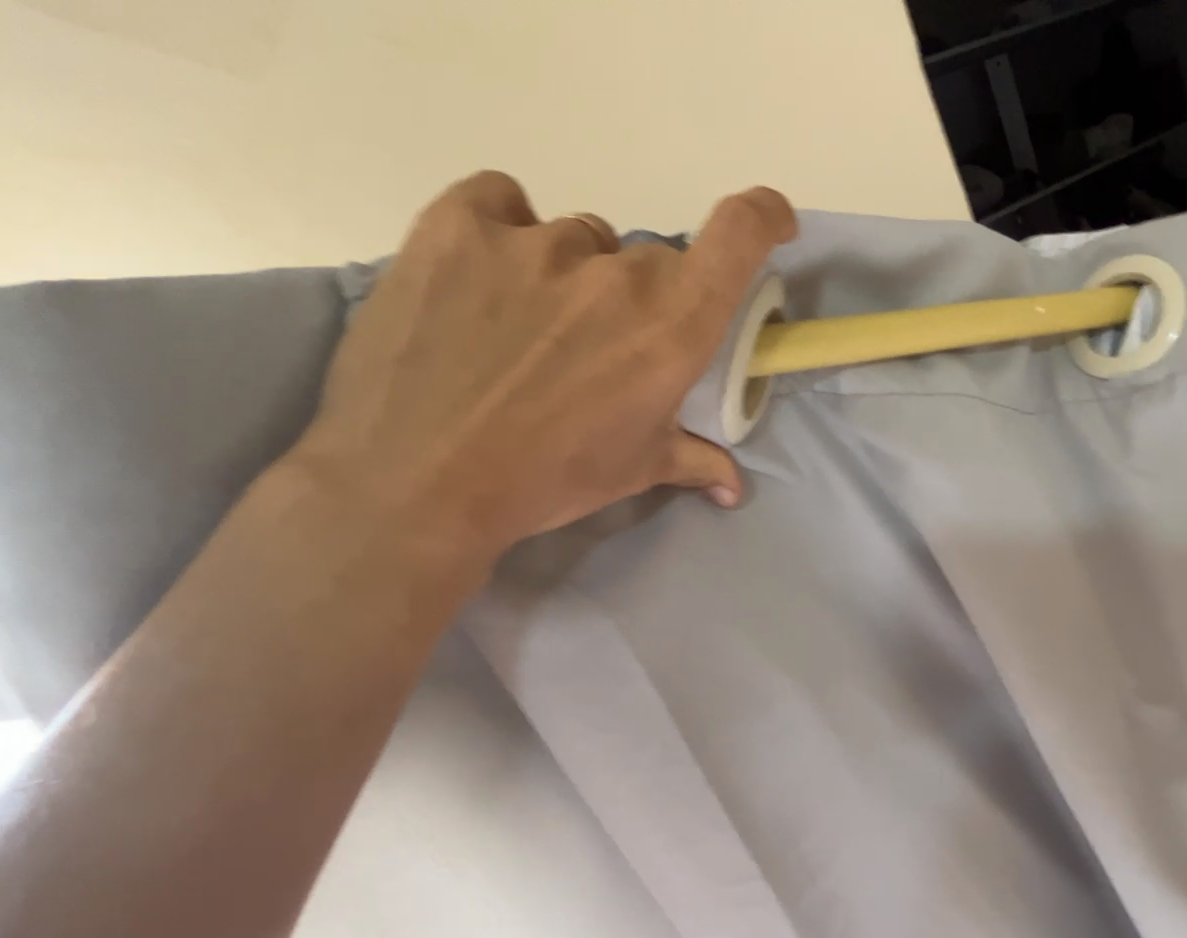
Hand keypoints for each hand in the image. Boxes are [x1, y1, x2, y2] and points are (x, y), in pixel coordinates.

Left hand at [287, 171, 796, 562]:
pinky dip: (502, 227)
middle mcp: (615, 272)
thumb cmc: (547, 481)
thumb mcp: (634, 473)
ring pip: (577, 238)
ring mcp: (534, 242)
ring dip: (569, 273)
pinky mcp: (456, 227)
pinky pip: (499, 200)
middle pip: (648, 260)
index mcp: (673, 325)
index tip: (769, 224)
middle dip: (637, 299)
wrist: (416, 483)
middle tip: (597, 348)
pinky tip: (482, 272)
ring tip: (524, 327)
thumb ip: (694, 460)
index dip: (764, 215)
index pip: (739, 234)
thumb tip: (733, 487)